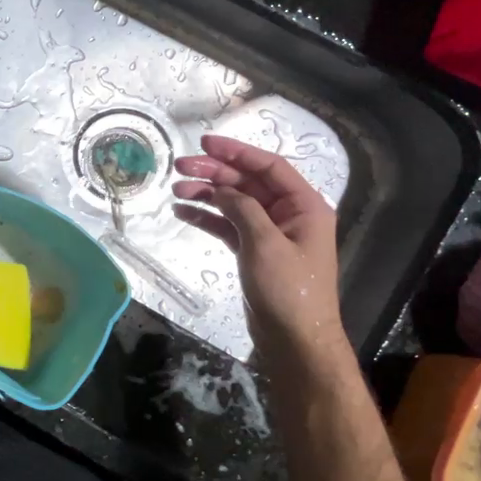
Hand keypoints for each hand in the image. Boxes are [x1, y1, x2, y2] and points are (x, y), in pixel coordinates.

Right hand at [173, 134, 346, 355]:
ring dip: (206, 194)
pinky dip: (206, 217)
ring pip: (234, 202)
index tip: (204, 143)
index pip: (269, 167)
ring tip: (176, 190)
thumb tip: (221, 188)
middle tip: (179, 167)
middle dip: (215, 172)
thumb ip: (243, 208)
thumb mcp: (265, 243)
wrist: (294, 337)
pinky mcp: (252, 251)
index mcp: (304, 207)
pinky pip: (226, 225)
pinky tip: (183, 211)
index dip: (237, 152)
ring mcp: (270, 233)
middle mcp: (289, 215)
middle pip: (248, 182)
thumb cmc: (288, 288)